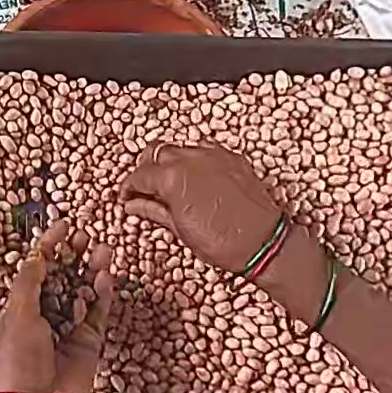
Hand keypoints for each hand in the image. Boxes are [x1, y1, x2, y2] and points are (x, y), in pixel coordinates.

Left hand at [0, 222, 115, 392]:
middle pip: (63, 277)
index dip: (49, 247)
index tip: (63, 226)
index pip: (37, 270)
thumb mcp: (16, 315)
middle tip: (85, 236)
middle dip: (73, 255)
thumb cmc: (16, 360)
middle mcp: (45, 316)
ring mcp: (68, 328)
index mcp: (20, 308)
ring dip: (91, 270)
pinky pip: (98, 312)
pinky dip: (103, 294)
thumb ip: (30, 282)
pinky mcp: (89, 342)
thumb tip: (37, 256)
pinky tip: (105, 275)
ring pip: (84, 292)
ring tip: (102, 248)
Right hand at [120, 143, 329, 286]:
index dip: (128, 187)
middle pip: (156, 153)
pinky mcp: (232, 159)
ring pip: (179, 149)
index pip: (139, 175)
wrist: (264, 243)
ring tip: (170, 186)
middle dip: (146, 170)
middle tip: (145, 190)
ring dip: (169, 164)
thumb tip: (134, 205)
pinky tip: (195, 181)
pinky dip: (193, 162)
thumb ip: (153, 210)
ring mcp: (213, 156)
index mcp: (172, 177)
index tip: (127, 197)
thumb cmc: (223, 242)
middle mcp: (191, 159)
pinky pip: (204, 151)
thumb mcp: (179, 229)